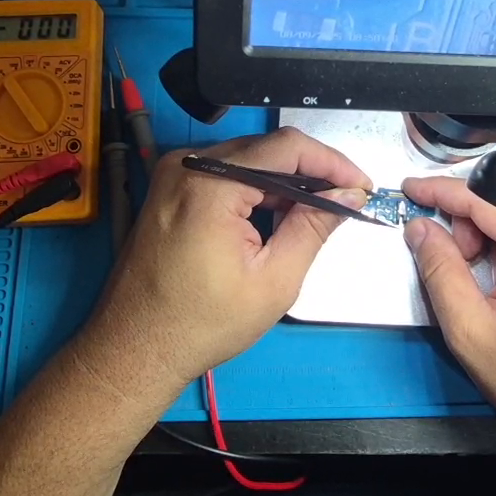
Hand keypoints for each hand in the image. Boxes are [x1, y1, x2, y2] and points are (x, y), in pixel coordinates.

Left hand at [80, 127, 370, 395]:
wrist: (135, 348)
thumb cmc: (201, 324)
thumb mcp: (274, 280)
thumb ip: (315, 226)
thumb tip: (348, 193)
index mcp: (211, 183)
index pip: (287, 147)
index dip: (332, 162)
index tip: (361, 184)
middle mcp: (188, 165)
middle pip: (267, 147)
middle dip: (312, 172)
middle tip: (346, 199)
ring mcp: (175, 172)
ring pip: (248, 157)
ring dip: (285, 180)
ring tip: (316, 212)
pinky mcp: (171, 185)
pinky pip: (226, 171)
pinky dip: (257, 187)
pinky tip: (277, 214)